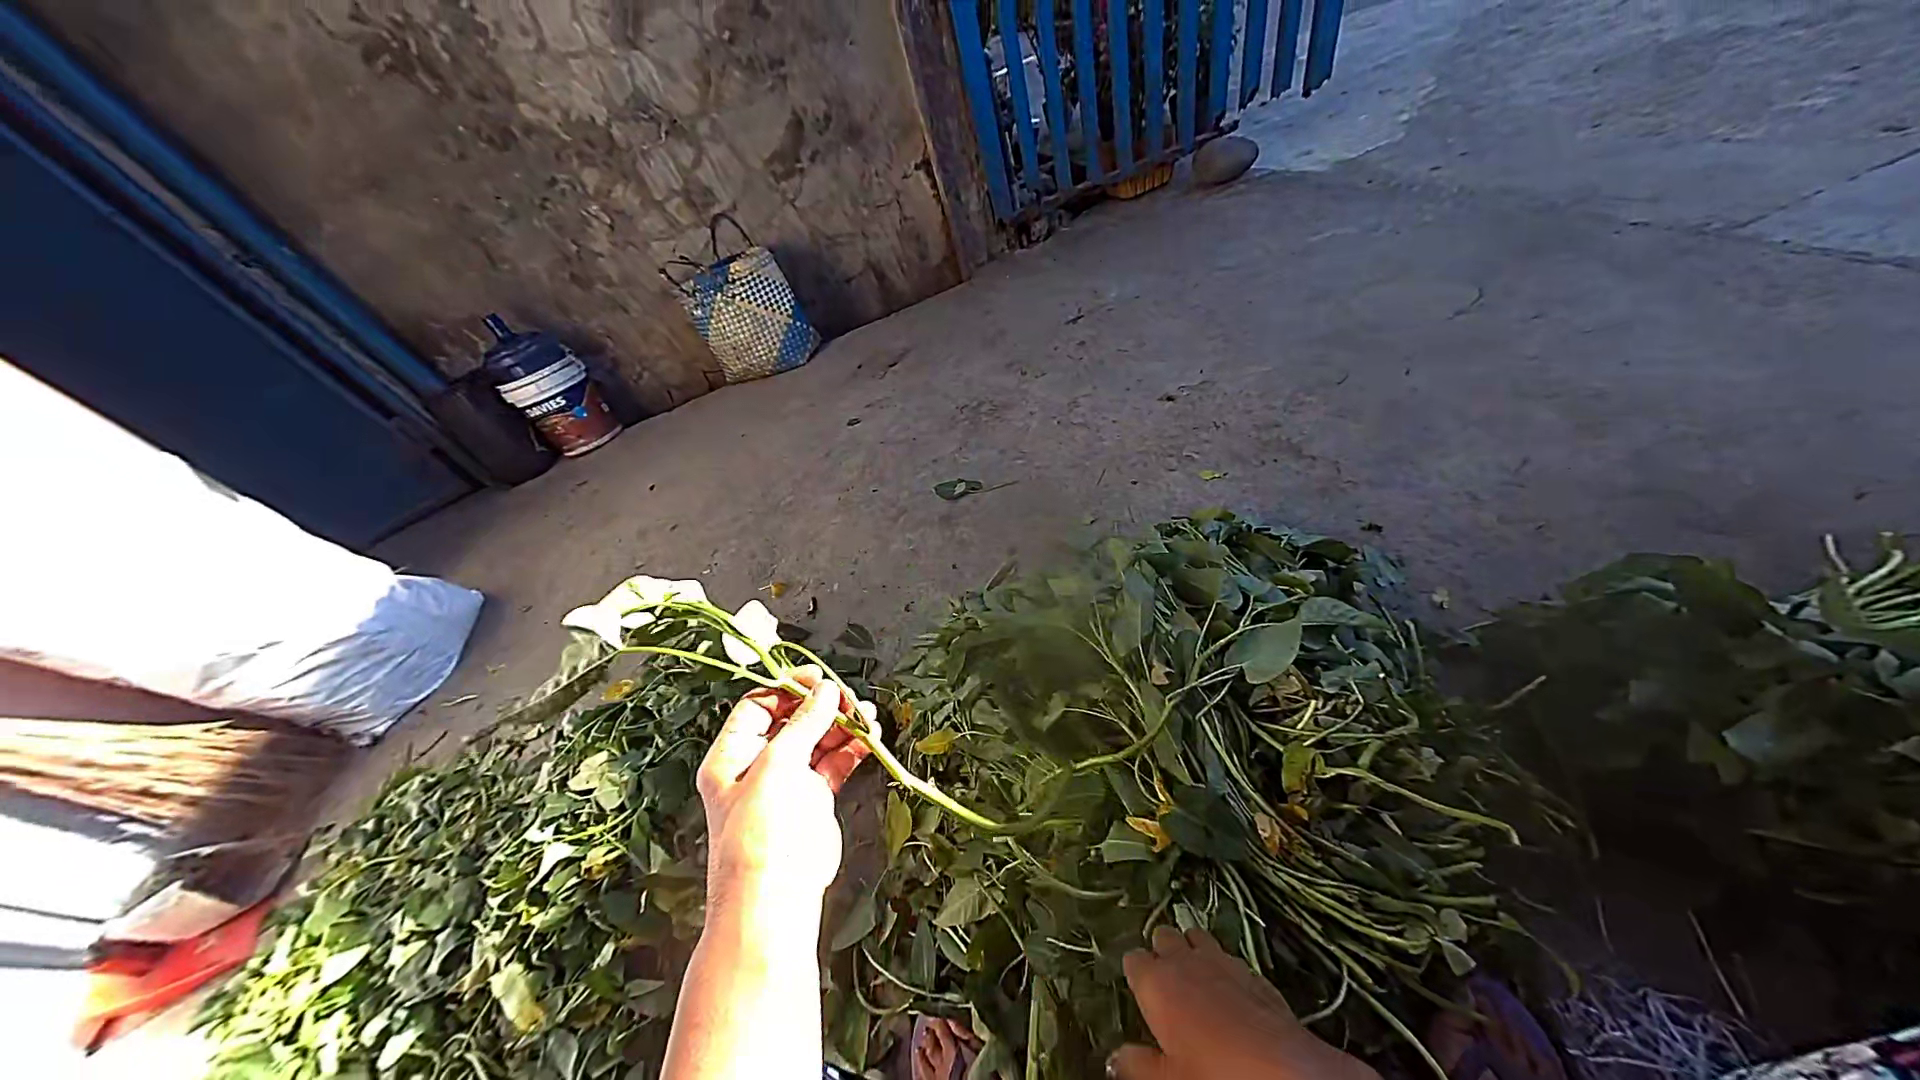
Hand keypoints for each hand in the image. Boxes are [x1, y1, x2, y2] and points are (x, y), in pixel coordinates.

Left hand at [696, 666, 878, 908]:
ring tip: (866, 716)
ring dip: (842, 725)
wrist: (775, 898)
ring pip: (818, 739)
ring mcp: (787, 781)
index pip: (760, 706)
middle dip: (822, 706)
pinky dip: (853, 748)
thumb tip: (824, 691)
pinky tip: (870, 738)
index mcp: (732, 756)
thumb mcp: (776, 766)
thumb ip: (804, 724)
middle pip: (793, 720)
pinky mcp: (813, 798)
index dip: (789, 689)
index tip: (818, 680)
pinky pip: (835, 763)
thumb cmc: (759, 836)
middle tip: (848, 699)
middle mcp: (758, 765)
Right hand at [1109, 927, 1381, 1079]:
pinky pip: (1230, 958)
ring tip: (1195, 975)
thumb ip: (1138, 1065)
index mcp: (1156, 981)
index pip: (1133, 958)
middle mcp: (1184, 960)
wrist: (1284, 1071)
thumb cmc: (1213, 1074)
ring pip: (1197, 934)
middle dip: (1162, 949)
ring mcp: (1221, 961)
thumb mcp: (1168, 1079)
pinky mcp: (1254, 971)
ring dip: (1192, 948)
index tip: (1140, 991)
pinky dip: (1225, 967)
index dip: (1136, 973)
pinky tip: (1231, 991)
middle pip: (1163, 935)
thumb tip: (1116, 1058)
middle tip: (1166, 980)